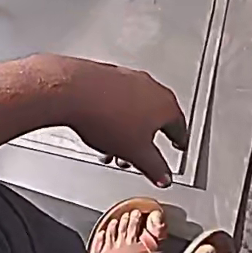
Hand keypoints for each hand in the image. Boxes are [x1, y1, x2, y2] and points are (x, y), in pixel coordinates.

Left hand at [52, 56, 188, 187]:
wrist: (72, 91)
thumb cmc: (104, 116)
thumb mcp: (135, 153)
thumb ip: (154, 167)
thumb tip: (164, 177)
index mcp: (165, 105)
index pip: (179, 127)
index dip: (179, 140)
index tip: (178, 145)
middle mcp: (149, 87)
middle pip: (154, 118)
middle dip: (145, 140)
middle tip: (138, 155)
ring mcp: (128, 78)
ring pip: (133, 109)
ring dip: (126, 129)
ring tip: (112, 146)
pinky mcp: (107, 75)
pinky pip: (115, 99)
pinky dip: (112, 114)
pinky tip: (100, 127)